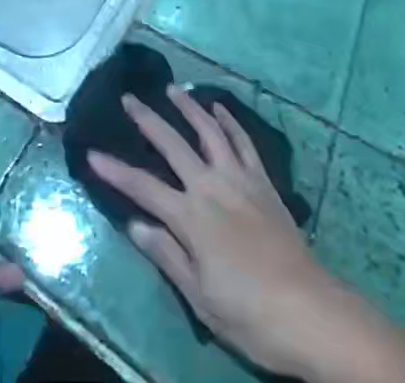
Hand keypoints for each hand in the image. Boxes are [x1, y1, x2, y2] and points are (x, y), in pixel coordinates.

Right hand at [88, 87, 404, 382]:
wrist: (314, 314)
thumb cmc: (250, 314)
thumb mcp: (199, 296)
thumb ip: (166, 253)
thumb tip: (134, 222)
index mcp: (191, 217)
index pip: (142, 187)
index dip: (114, 170)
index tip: (90, 153)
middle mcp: (212, 188)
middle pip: (173, 145)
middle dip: (147, 120)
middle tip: (128, 98)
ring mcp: (241, 181)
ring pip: (210, 133)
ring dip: (189, 109)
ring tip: (172, 89)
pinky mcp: (265, 185)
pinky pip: (245, 144)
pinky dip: (230, 123)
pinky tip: (219, 109)